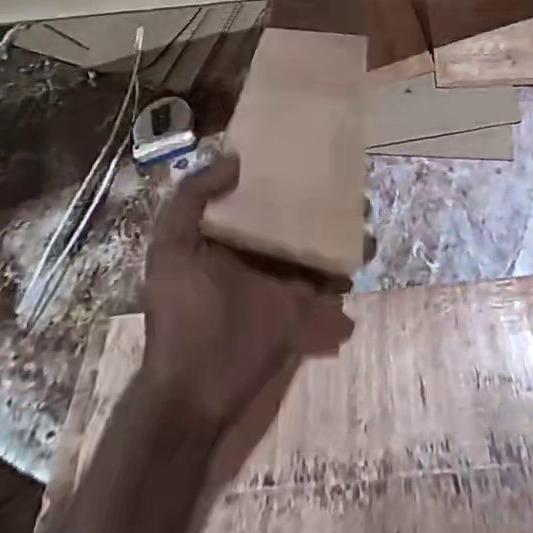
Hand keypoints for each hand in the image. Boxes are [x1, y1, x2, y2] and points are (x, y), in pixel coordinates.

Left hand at [139, 154, 346, 429]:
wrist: (196, 387)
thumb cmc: (180, 312)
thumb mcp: (170, 248)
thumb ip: (191, 199)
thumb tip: (234, 160)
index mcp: (222, 234)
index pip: (248, 194)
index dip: (267, 171)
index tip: (292, 145)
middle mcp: (253, 250)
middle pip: (285, 214)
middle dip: (309, 195)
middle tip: (338, 171)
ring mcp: (279, 277)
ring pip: (311, 241)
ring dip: (334, 225)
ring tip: (360, 204)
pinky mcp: (300, 303)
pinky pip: (326, 277)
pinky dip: (345, 263)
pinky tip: (362, 246)